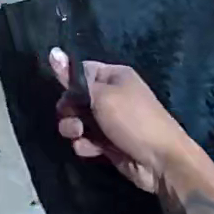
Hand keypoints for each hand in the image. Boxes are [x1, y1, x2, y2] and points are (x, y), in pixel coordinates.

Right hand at [50, 49, 191, 193]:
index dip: (69, 82)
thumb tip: (52, 51)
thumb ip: (72, 79)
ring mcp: (109, 121)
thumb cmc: (132, 120)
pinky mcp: (108, 143)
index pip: (81, 72)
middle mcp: (111, 96)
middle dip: (69, 109)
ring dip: (72, 128)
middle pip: (75, 98)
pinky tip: (90, 150)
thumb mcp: (100, 95)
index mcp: (114, 77)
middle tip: (71, 117)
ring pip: (77, 120)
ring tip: (78, 134)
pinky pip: (86, 140)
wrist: (162, 162)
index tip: (63, 92)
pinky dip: (84, 144)